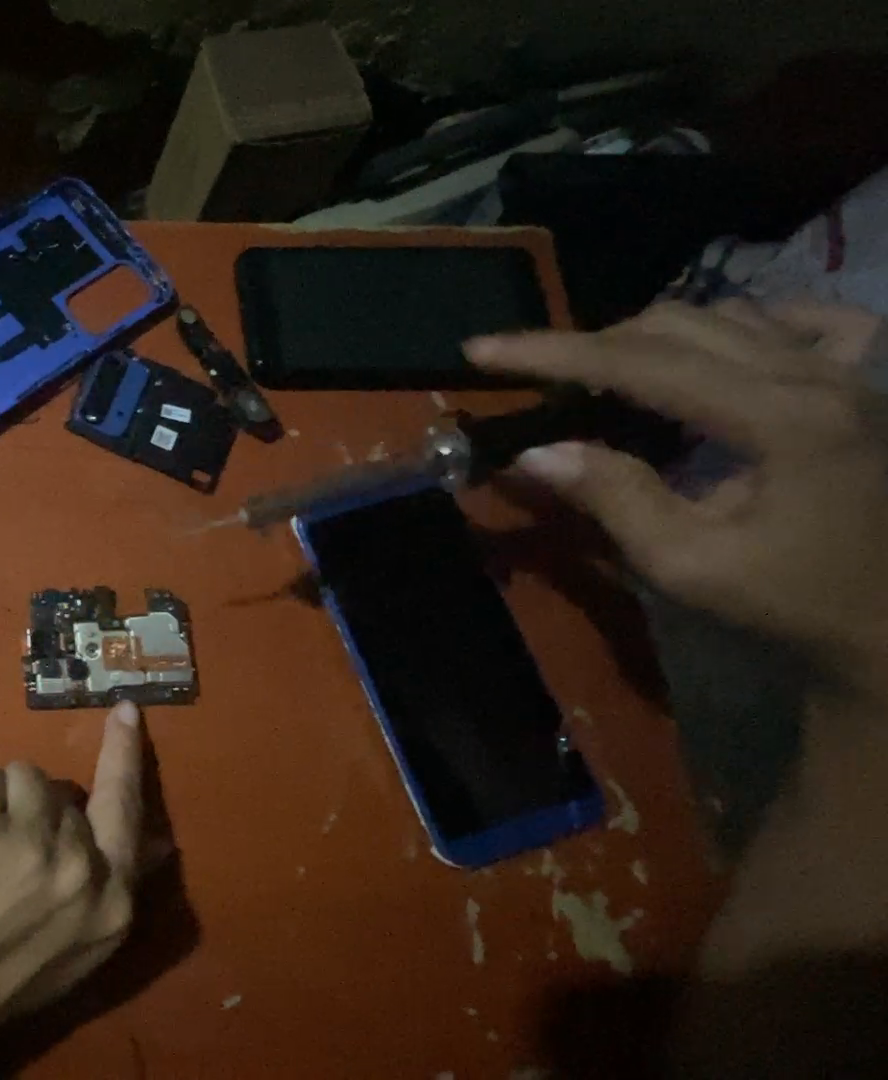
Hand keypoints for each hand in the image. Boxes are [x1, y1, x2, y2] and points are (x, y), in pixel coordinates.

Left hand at [0, 702, 144, 1074]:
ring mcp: (24, 839)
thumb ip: (102, 889)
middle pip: (59, 793)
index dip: (125, 756)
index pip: (128, 811)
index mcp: (110, 906)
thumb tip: (156, 842)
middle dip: (29, 808)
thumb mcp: (69, 951)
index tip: (126, 711)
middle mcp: (77, 868)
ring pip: (19, 775)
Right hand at [466, 300, 887, 676]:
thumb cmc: (792, 598)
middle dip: (586, 345)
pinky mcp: (865, 381)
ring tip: (596, 378)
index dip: (550, 353)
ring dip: (644, 339)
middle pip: (673, 327)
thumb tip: (533, 451)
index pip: (638, 364)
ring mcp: (851, 371)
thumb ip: (612, 497)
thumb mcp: (685, 562)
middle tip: (530, 382)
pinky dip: (735, 326)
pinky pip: (798, 321)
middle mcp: (818, 375)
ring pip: (723, 317)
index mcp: (780, 418)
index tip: (479, 349)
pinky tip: (708, 352)